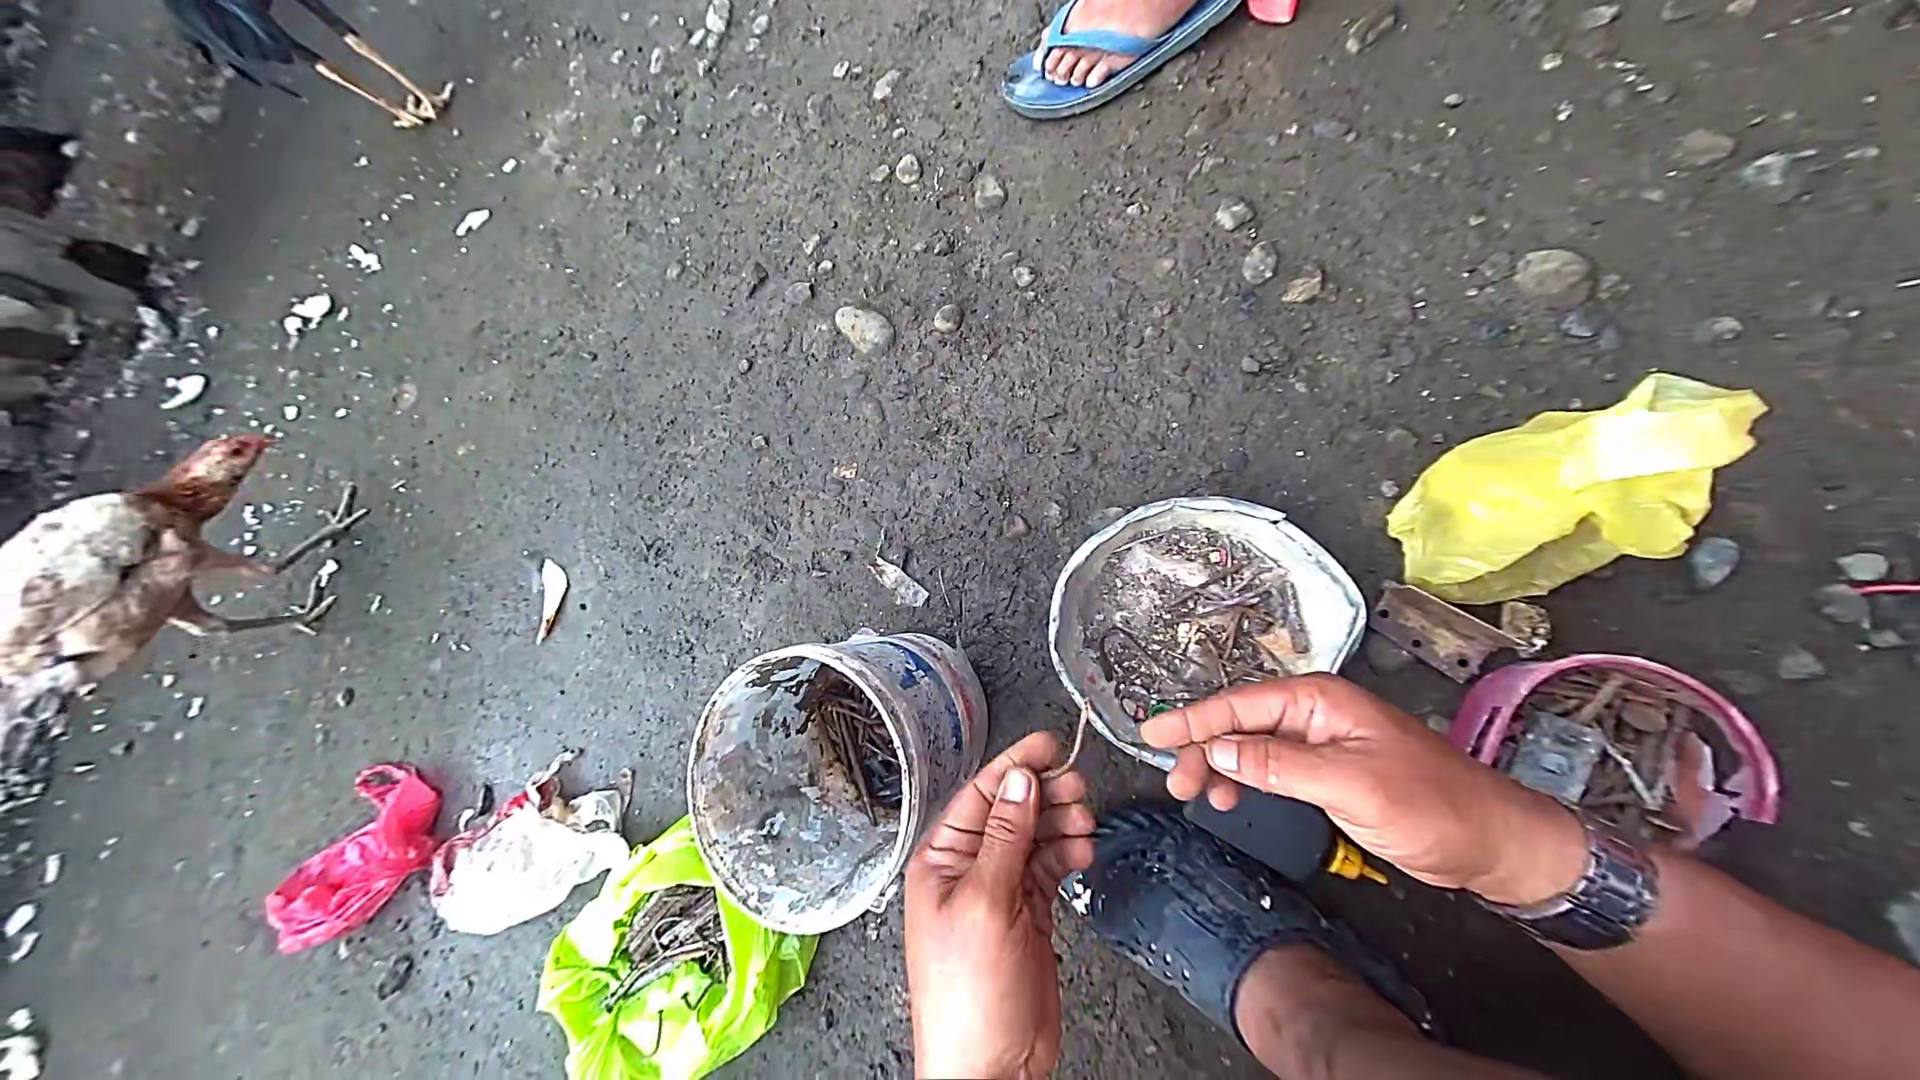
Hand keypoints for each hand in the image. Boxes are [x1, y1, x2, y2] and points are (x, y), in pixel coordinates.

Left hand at [904, 732, 1095, 1078]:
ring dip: (1061, 821)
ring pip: (1035, 835)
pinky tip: (1082, 848)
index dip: (1014, 766)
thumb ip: (1004, 837)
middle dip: (1044, 793)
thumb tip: (1018, 782)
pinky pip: (1050, 865)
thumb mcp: (984, 903)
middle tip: (1075, 782)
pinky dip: (1068, 853)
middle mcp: (969, 867)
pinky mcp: (1028, 909)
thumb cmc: (966, 998)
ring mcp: (1001, 888)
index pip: (980, 795)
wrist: (992, 1070)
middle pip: (1012, 811)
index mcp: (942, 858)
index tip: (1045, 745)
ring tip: (1083, 817)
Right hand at [1139, 675, 1586, 905]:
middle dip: (1201, 749)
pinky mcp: (1321, 769)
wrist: (1495, 844)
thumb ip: (1279, 764)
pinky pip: (1266, 767)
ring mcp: (1315, 742)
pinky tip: (1231, 796)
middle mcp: (1311, 714)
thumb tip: (1220, 750)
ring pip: (1247, 746)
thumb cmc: (1435, 805)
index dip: (1191, 719)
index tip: (1153, 731)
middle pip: (1237, 724)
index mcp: (1318, 701)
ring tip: (1197, 793)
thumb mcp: (1351, 784)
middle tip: (1176, 780)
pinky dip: (1243, 780)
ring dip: (1218, 767)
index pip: (1238, 705)